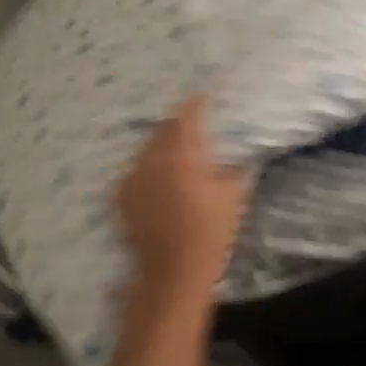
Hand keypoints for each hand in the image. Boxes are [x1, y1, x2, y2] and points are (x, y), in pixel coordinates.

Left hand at [116, 95, 250, 293]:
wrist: (173, 270)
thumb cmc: (211, 231)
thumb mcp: (235, 198)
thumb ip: (237, 171)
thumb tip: (243, 158)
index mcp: (183, 156)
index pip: (187, 119)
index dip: (196, 104)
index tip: (204, 95)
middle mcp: (152, 160)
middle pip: (163, 131)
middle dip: (177, 124)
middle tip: (191, 123)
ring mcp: (132, 178)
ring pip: (147, 150)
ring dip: (162, 146)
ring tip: (176, 151)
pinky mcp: (121, 197)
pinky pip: (136, 171)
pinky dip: (149, 167)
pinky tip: (159, 177)